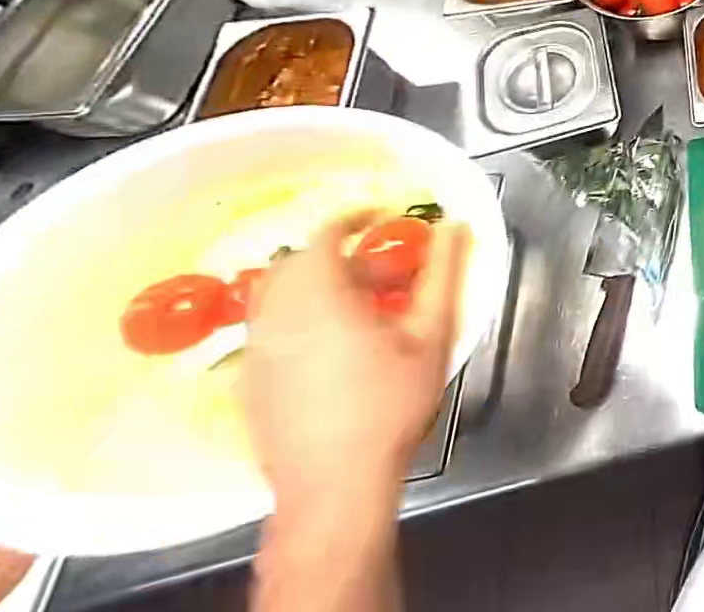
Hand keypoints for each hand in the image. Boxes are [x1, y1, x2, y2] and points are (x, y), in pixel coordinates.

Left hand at [245, 210, 471, 509]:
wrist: (335, 486)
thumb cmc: (389, 404)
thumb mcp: (430, 333)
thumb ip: (443, 273)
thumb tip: (454, 226)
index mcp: (320, 297)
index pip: (324, 235)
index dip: (353, 217)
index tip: (382, 217)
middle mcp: (277, 317)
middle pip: (298, 261)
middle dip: (340, 254)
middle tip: (382, 271)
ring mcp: (256, 351)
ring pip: (278, 294)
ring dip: (317, 284)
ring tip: (360, 306)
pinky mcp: (248, 380)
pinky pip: (269, 327)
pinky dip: (299, 315)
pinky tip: (334, 345)